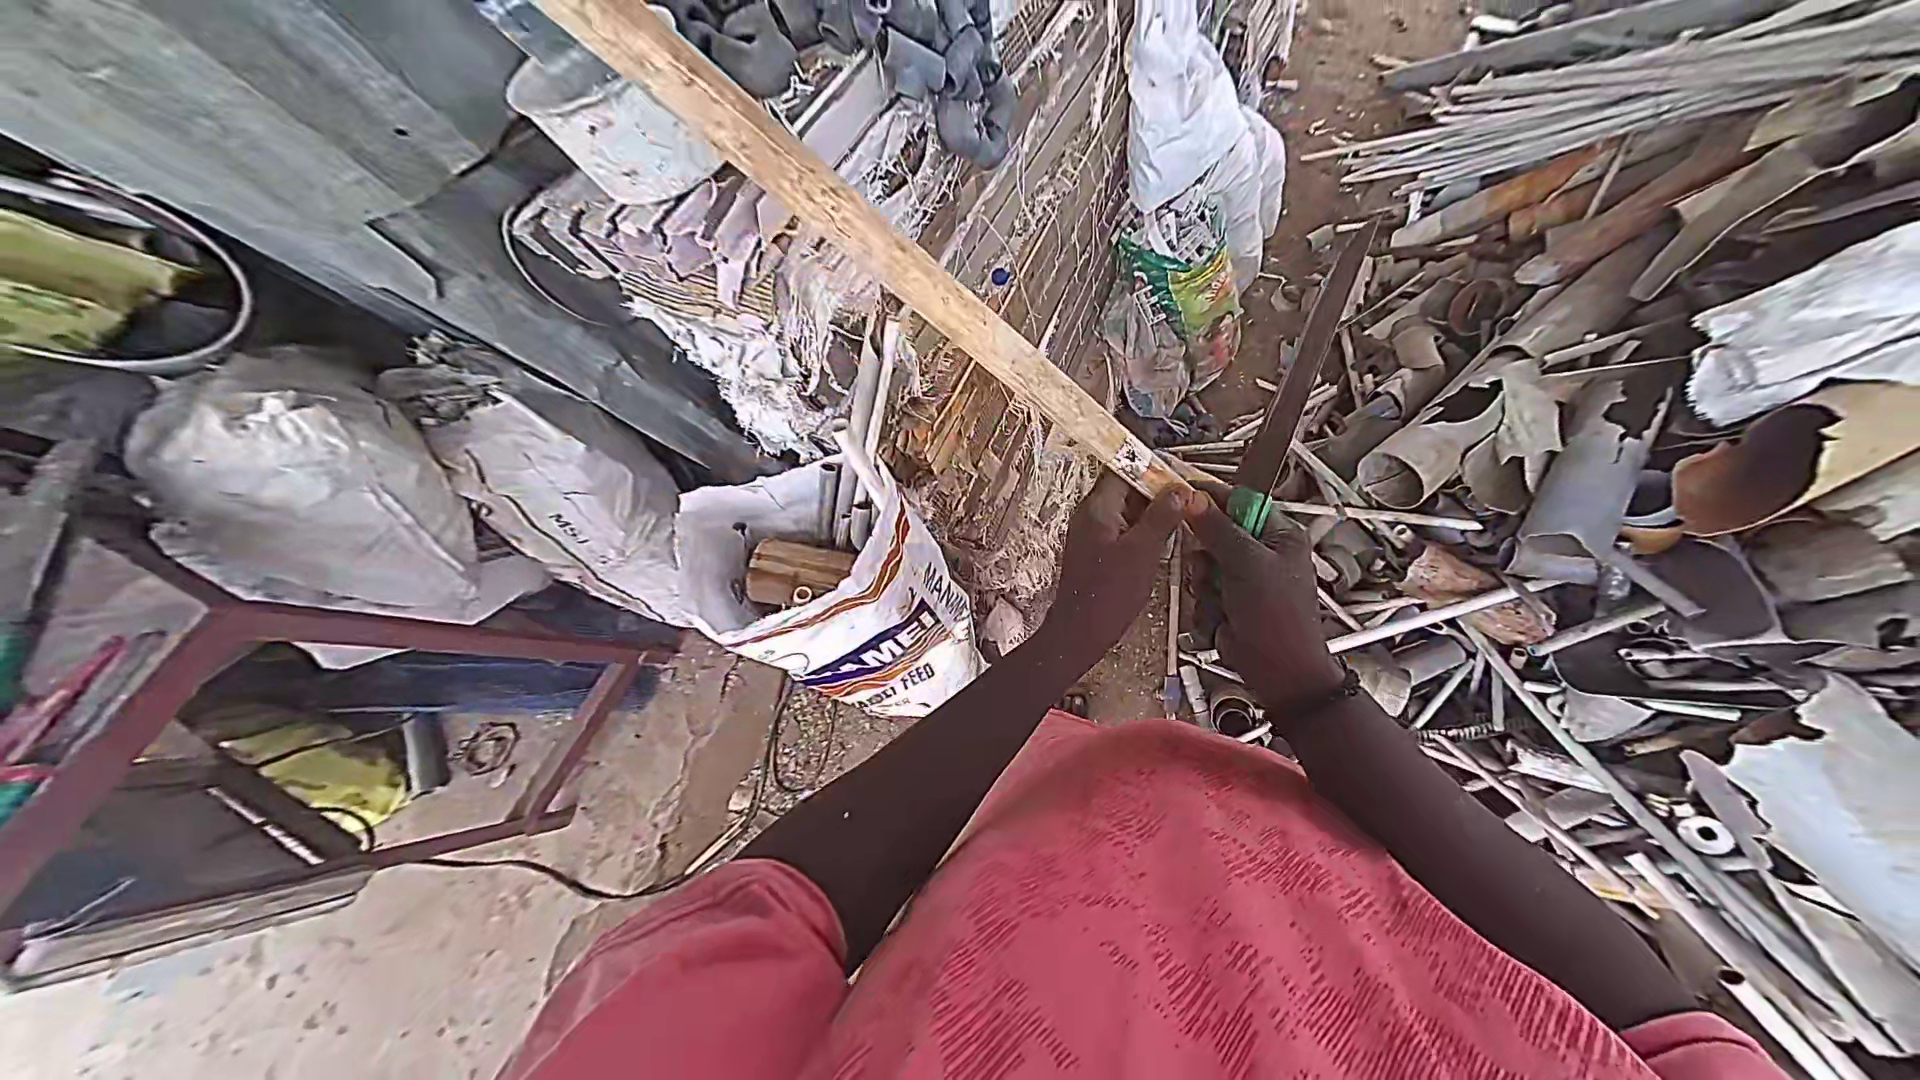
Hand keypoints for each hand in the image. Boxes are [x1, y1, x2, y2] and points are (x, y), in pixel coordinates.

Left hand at [1036, 473, 1194, 668]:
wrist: (1081, 632)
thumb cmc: (1108, 594)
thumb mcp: (1142, 551)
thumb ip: (1161, 517)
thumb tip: (1179, 490)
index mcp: (1096, 509)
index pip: (1122, 470)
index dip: (1151, 468)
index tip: (1179, 473)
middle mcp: (1090, 515)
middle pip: (1125, 488)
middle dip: (1156, 490)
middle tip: (1186, 497)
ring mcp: (1091, 533)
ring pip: (1125, 510)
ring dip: (1151, 511)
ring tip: (1180, 516)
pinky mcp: (1097, 551)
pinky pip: (1122, 529)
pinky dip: (1142, 529)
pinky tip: (1162, 539)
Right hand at [1186, 498, 1345, 721]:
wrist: (1278, 671)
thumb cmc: (1280, 619)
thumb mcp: (1247, 564)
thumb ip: (1217, 529)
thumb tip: (1193, 499)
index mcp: (1277, 534)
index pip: (1238, 500)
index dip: (1210, 498)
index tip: (1182, 493)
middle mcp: (1259, 552)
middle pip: (1211, 533)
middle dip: (1206, 555)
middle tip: (1213, 568)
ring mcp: (1240, 577)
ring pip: (1201, 563)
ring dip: (1205, 583)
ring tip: (1223, 599)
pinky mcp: (1225, 599)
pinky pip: (1199, 589)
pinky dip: (1205, 604)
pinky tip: (1221, 615)